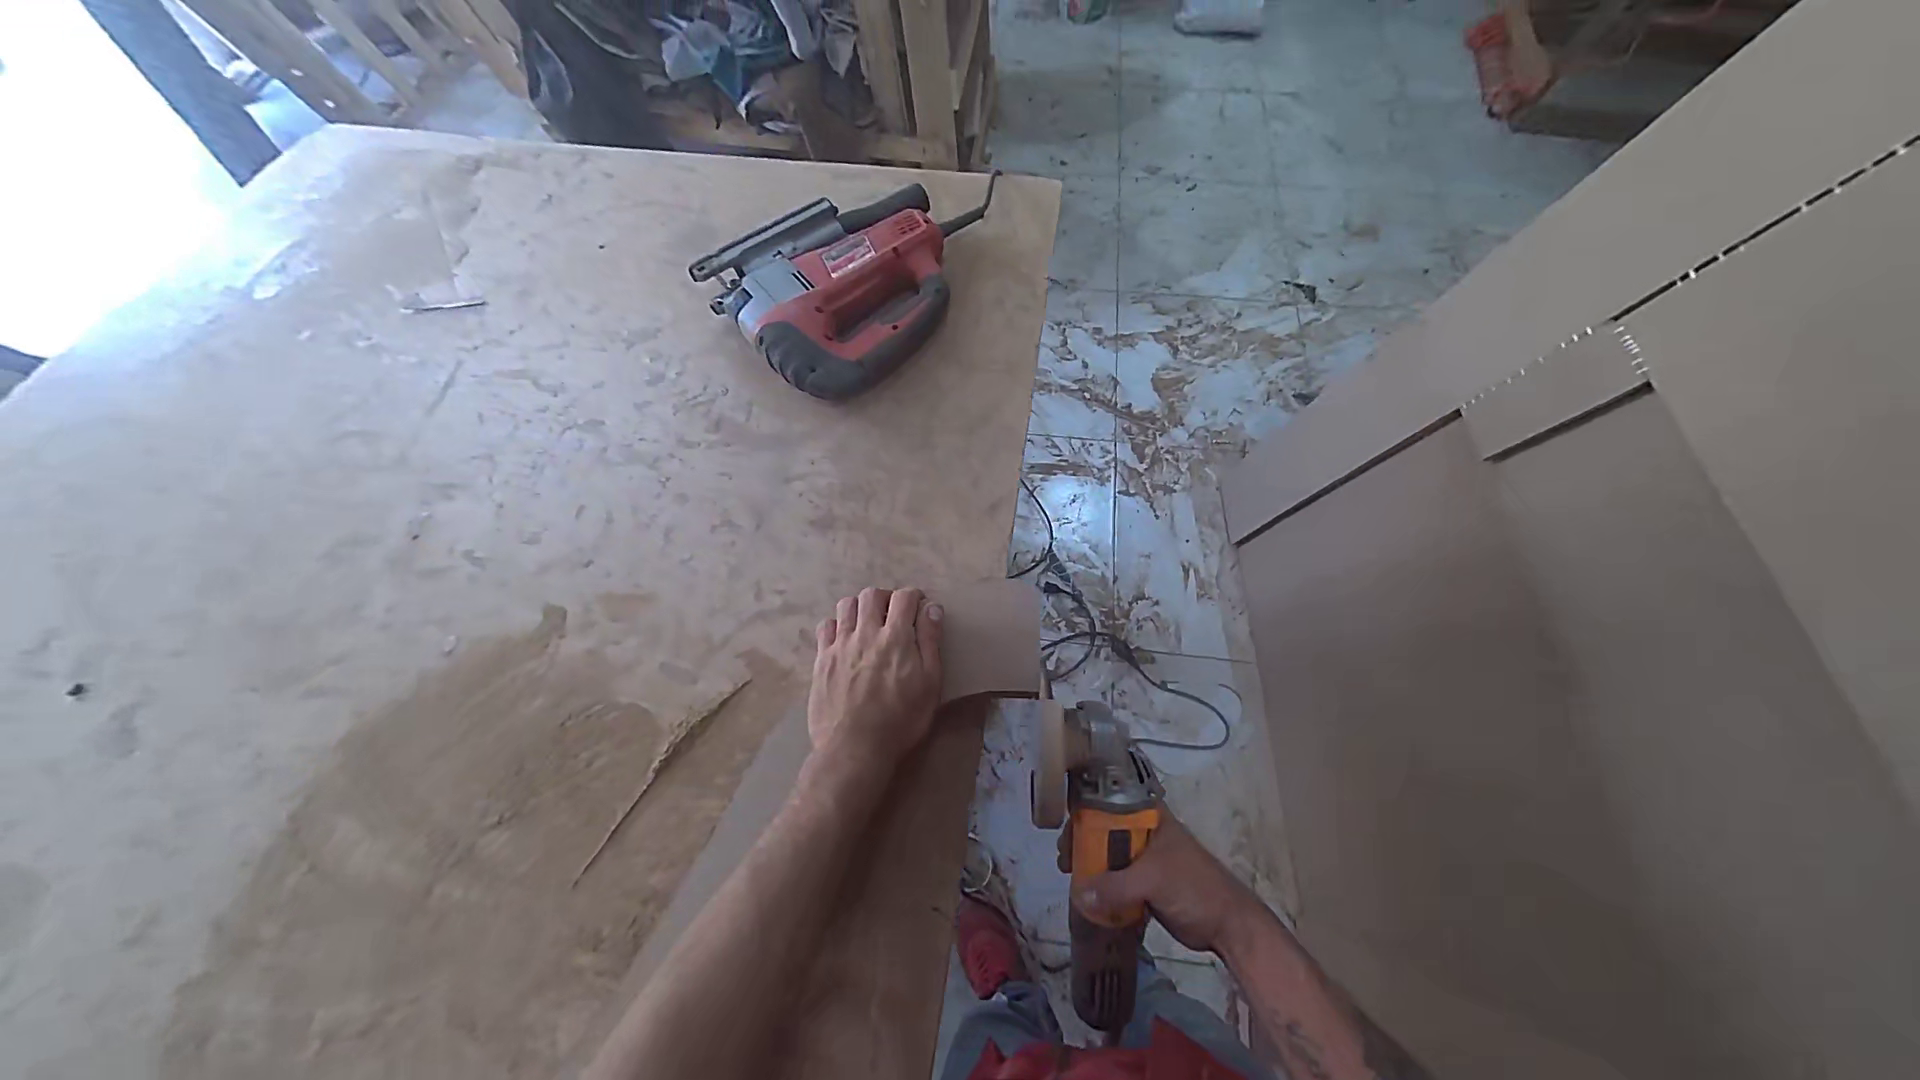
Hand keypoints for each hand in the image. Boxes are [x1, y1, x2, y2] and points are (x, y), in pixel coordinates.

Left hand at [806, 587, 943, 772]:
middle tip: (893, 613)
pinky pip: (825, 627)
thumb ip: (930, 642)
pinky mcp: (821, 660)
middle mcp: (865, 633)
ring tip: (868, 623)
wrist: (855, 748)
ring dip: (860, 607)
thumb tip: (932, 609)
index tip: (919, 606)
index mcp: (896, 637)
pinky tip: (844, 639)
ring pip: (846, 605)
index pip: (904, 598)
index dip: (914, 596)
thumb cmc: (901, 720)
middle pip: (871, 595)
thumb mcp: (930, 684)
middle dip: (886, 598)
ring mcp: (840, 645)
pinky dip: (837, 625)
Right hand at [1069, 813, 1265, 955]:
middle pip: (1103, 828)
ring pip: (1108, 854)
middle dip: (1081, 842)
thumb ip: (1114, 887)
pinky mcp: (1145, 882)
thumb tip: (1078, 894)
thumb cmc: (1194, 888)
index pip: (1108, 801)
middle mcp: (1144, 830)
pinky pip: (1115, 877)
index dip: (1084, 812)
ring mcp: (1145, 857)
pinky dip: (1101, 883)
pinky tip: (1086, 894)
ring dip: (1089, 865)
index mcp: (1149, 816)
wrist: (1229, 927)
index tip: (1066, 832)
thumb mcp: (1152, 881)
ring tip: (1070, 876)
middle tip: (1065, 860)